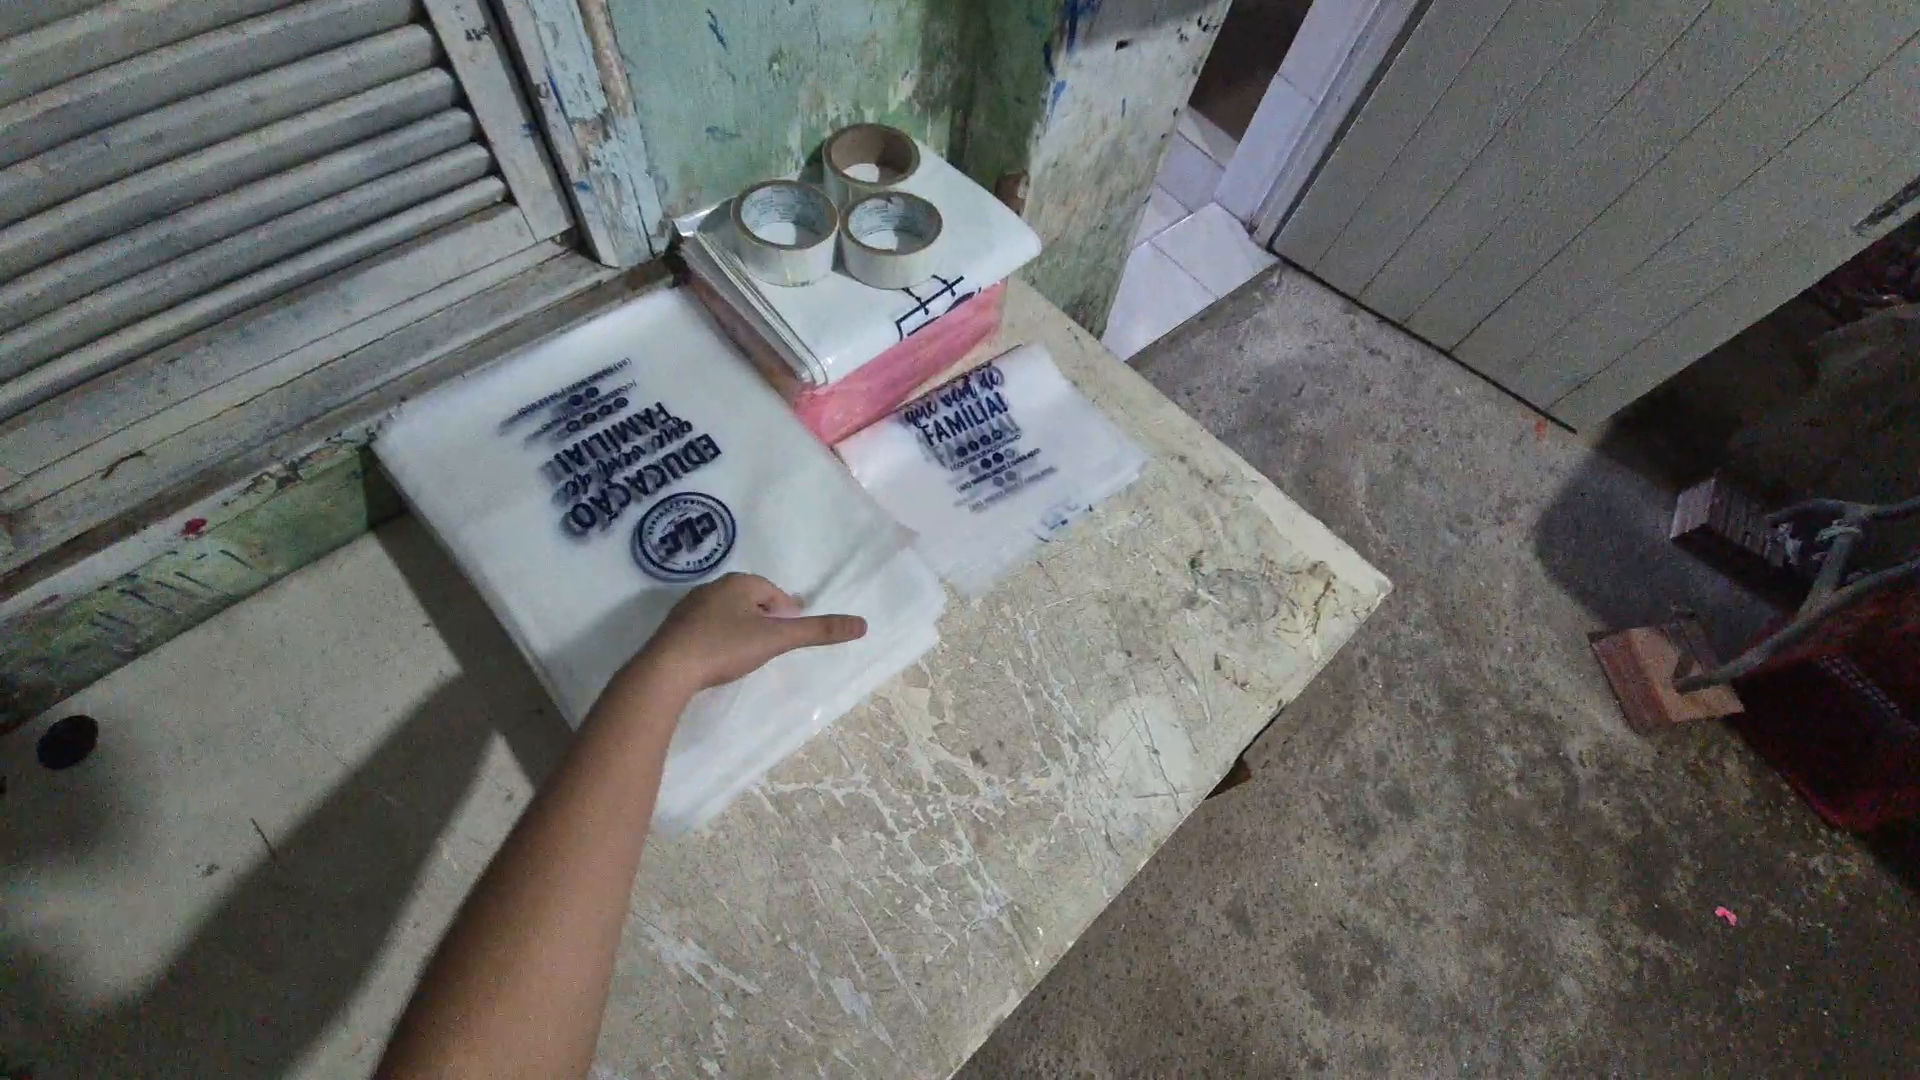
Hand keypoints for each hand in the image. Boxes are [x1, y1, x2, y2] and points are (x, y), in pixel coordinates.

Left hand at [634, 573, 867, 692]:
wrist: (666, 670)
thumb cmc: (725, 647)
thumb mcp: (776, 639)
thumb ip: (817, 632)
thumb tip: (862, 624)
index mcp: (738, 583)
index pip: (773, 592)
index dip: (786, 611)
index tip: (790, 632)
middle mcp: (712, 588)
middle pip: (750, 600)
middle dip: (765, 617)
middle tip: (774, 642)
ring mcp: (689, 608)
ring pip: (727, 613)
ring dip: (741, 628)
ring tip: (749, 652)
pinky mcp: (674, 630)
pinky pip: (706, 628)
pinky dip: (719, 639)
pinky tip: (720, 659)